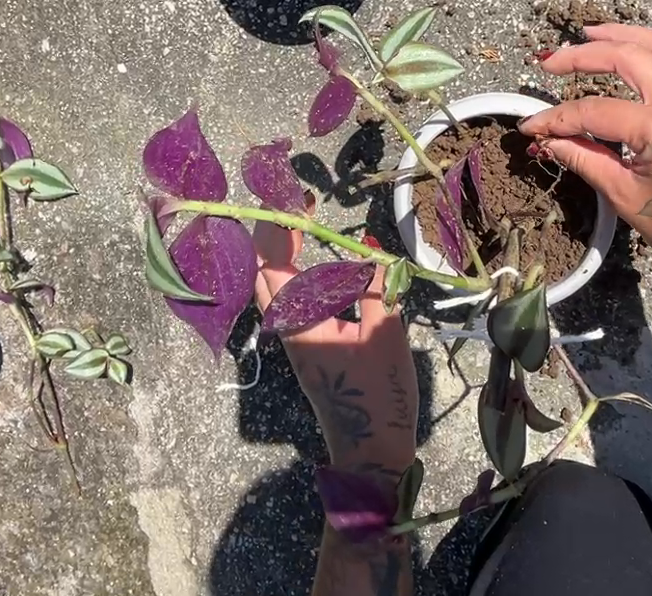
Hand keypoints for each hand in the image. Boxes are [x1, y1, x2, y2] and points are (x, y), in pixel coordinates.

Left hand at [254, 223, 418, 481]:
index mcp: (301, 324)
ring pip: (276, 290)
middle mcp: (289, 330)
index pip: (274, 267)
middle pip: (265, 275)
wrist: (371, 450)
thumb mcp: (385, 335)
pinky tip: (323, 269)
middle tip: (297, 207)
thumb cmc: (379, 395)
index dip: (278, 230)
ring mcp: (296, 340)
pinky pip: (294, 303)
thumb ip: (377, 289)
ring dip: (284, 256)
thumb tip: (371, 248)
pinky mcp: (307, 347)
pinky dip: (301, 277)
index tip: (296, 200)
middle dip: (273, 237)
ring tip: (303, 227)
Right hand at [519, 24, 651, 348]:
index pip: (593, 110)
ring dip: (626, 34)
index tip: (531, 126)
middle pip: (627, 57)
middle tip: (552, 60)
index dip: (556, 118)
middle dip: (584, 53)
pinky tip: (645, 51)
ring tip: (593, 33)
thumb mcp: (625, 195)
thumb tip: (546, 140)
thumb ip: (583, 158)